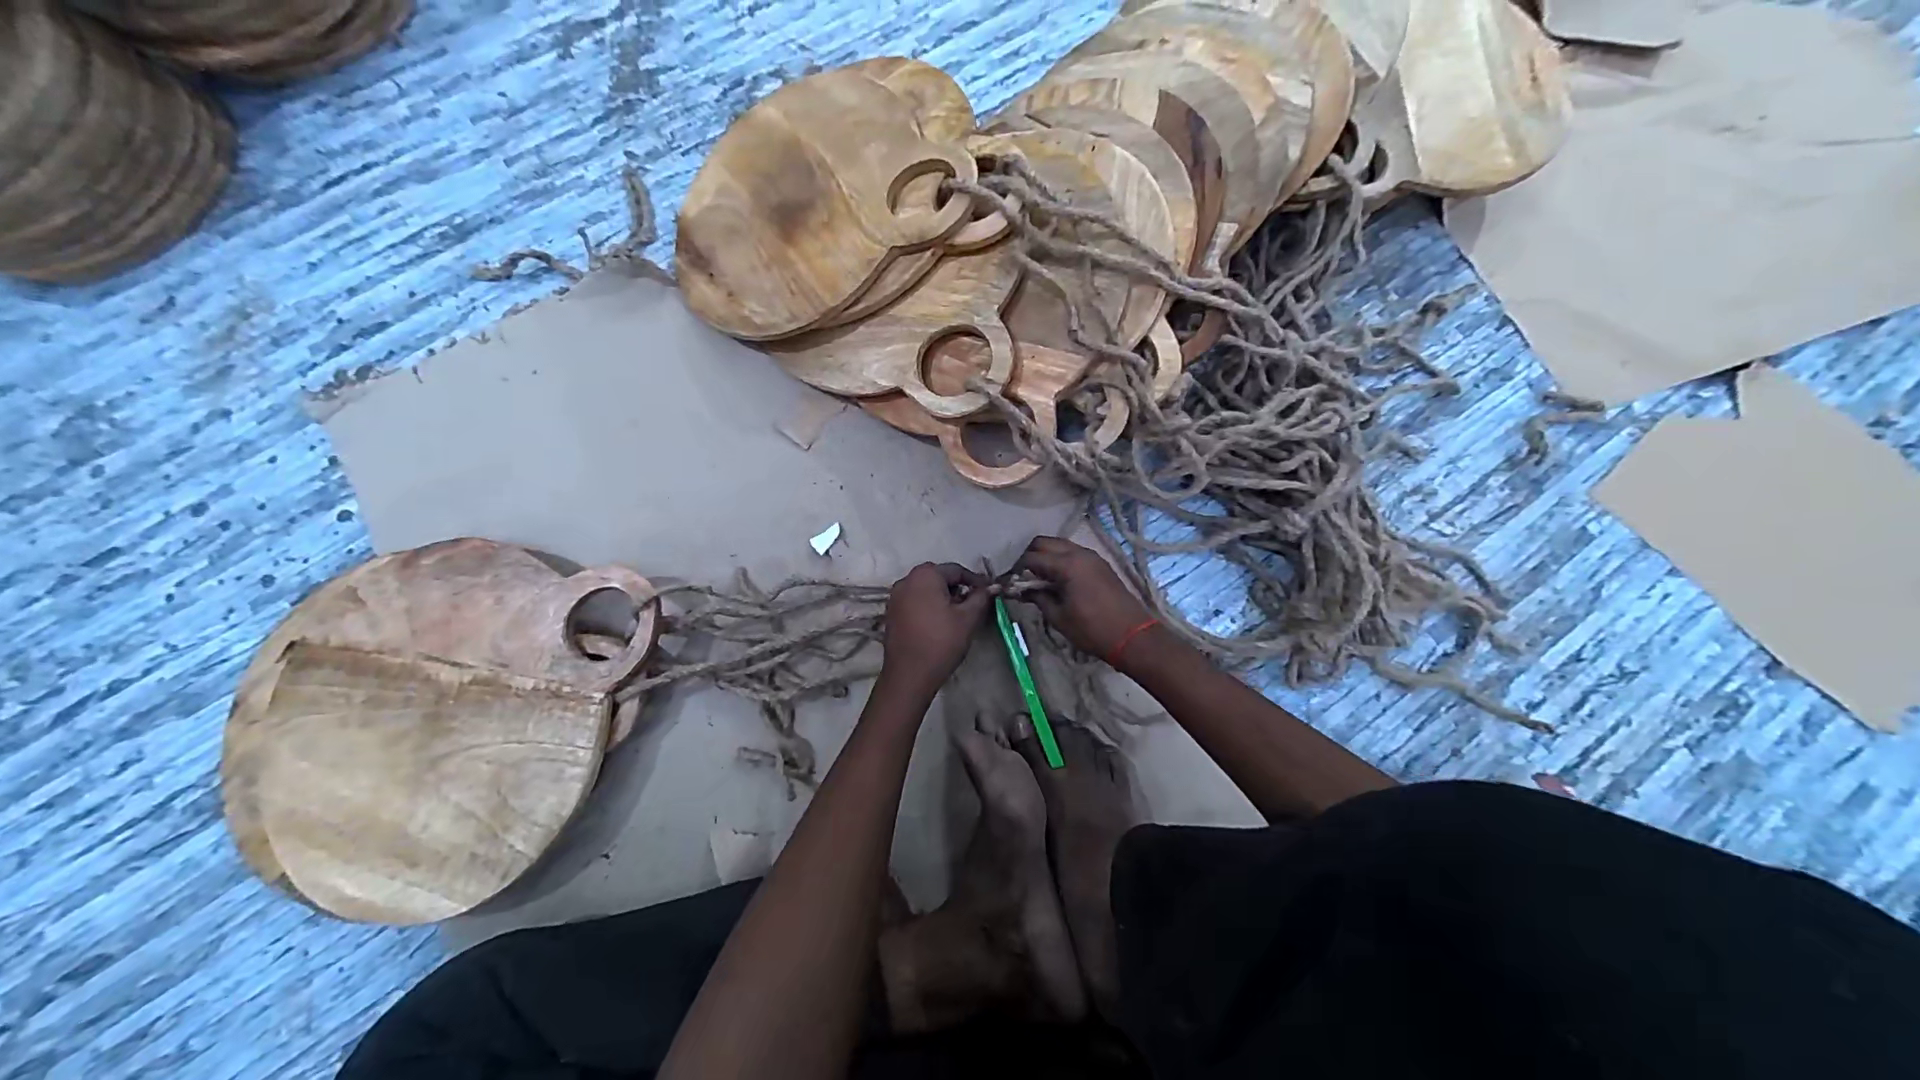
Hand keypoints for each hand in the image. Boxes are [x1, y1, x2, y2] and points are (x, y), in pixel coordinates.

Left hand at [879, 563, 991, 698]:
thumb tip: (991, 587)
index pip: (956, 570)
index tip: (989, 593)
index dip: (975, 581)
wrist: (910, 674)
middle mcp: (906, 580)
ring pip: (926, 590)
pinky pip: (915, 602)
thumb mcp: (968, 618)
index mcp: (925, 575)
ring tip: (958, 616)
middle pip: (939, 577)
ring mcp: (895, 597)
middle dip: (958, 588)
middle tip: (974, 604)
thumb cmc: (941, 642)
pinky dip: (929, 607)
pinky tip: (939, 623)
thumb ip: (981, 597)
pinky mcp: (891, 614)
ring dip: (943, 598)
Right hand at [1013, 536, 1152, 662]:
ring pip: (1060, 545)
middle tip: (1023, 578)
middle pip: (1044, 543)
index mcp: (1067, 565)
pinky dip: (1061, 560)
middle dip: (1030, 557)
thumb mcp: (1058, 617)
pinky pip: (1074, 553)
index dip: (1016, 569)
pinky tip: (1058, 581)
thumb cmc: (1092, 629)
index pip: (1031, 557)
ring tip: (1040, 581)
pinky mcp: (1100, 565)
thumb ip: (1038, 598)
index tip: (1009, 583)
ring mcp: (1092, 557)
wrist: (1133, 636)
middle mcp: (1079, 553)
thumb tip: (1022, 590)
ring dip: (1046, 557)